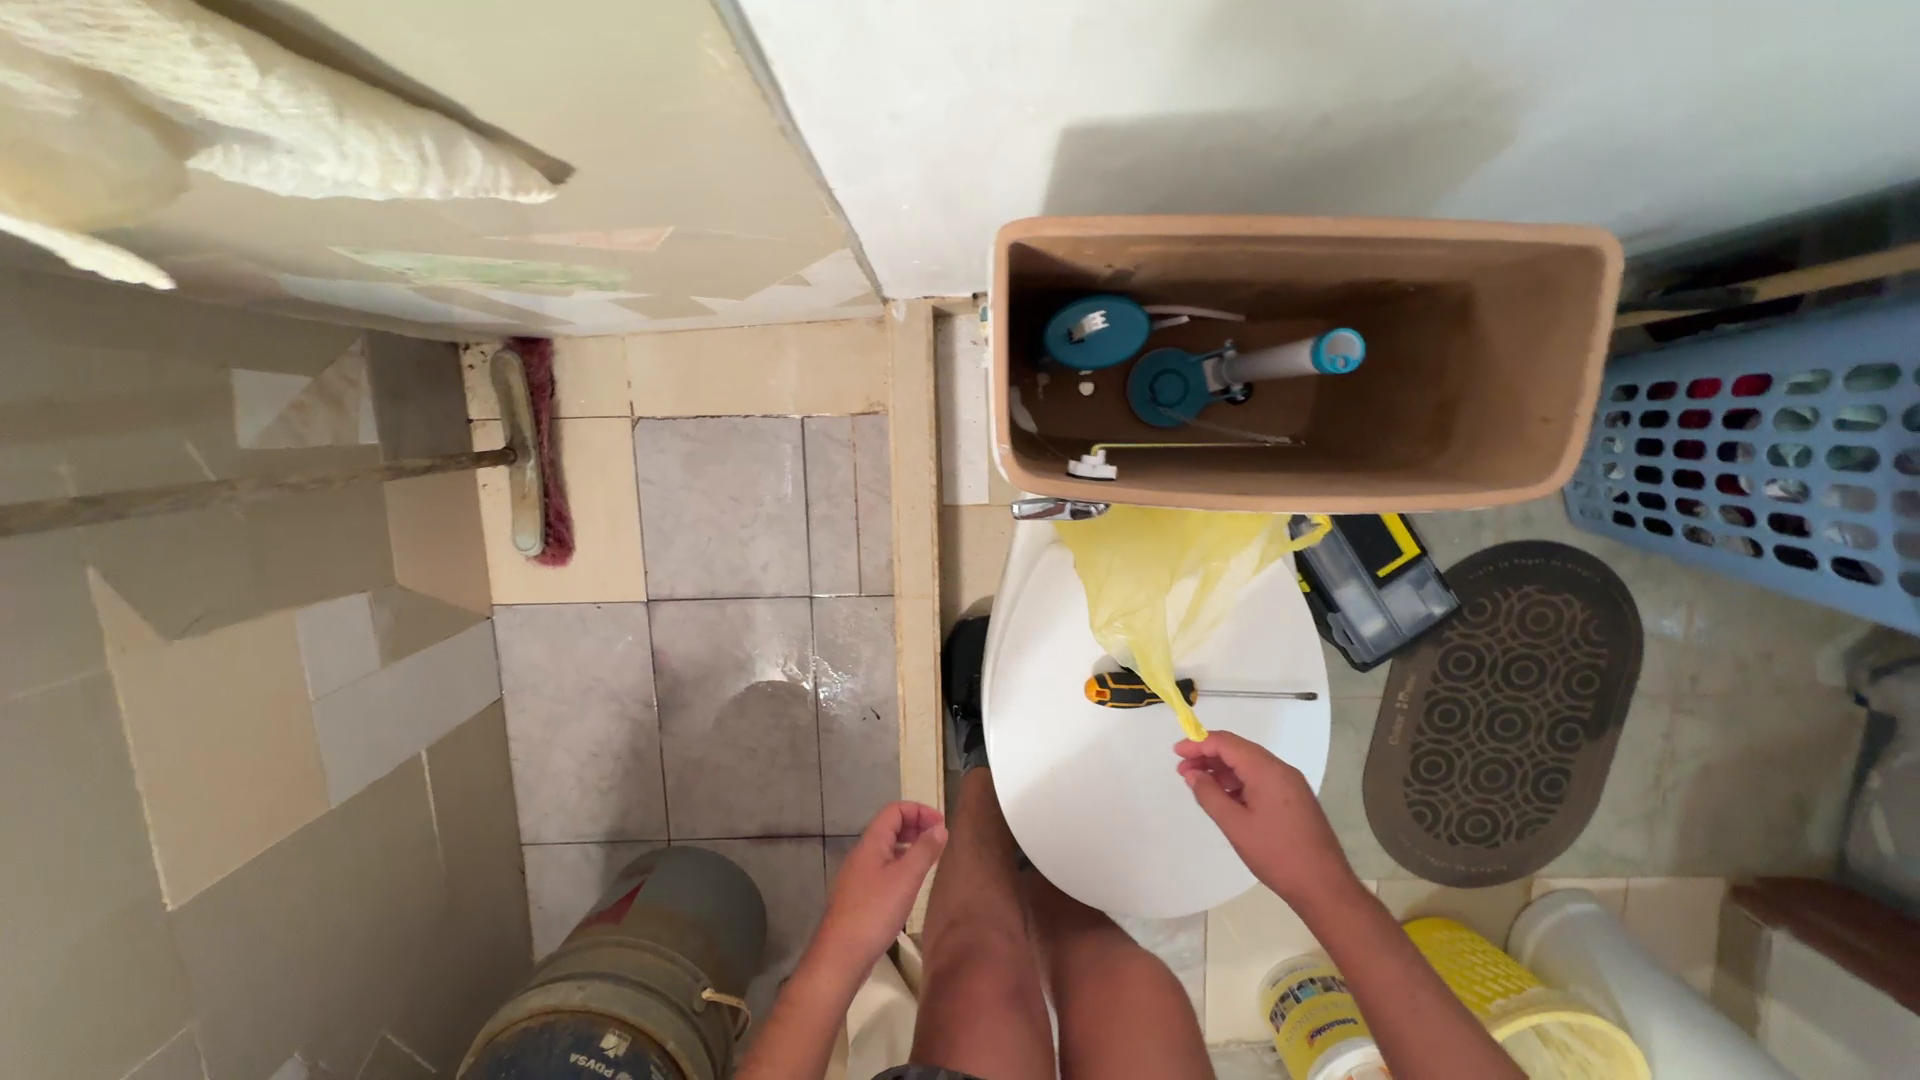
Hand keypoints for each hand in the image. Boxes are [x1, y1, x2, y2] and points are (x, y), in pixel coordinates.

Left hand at [812, 801, 947, 969]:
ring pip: (886, 849)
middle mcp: (862, 854)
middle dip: (916, 826)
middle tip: (939, 840)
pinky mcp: (859, 895)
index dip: (919, 811)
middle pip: (890, 827)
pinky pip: (883, 869)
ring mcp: (858, 875)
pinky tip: (911, 885)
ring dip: (909, 847)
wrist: (840, 955)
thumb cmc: (874, 911)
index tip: (941, 825)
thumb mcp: (906, 878)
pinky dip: (901, 866)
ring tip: (930, 860)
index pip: (895, 810)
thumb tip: (940, 827)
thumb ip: (924, 850)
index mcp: (871, 843)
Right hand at [1175, 731, 1355, 904]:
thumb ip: (1210, 795)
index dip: (1199, 743)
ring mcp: (1291, 784)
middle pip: (1239, 751)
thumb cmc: (1276, 855)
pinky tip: (1224, 796)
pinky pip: (1261, 779)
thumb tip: (1194, 774)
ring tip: (1199, 783)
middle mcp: (1281, 770)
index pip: (1227, 743)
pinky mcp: (1295, 799)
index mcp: (1267, 770)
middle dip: (1208, 756)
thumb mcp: (1235, 825)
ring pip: (1250, 765)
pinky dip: (1239, 782)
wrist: (1324, 886)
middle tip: (1183, 770)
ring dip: (1223, 770)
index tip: (1176, 752)